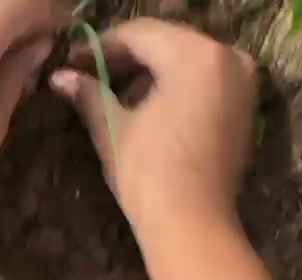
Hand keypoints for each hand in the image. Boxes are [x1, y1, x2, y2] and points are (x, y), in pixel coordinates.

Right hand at [49, 19, 256, 243]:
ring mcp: (242, 82)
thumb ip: (89, 96)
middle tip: (92, 77)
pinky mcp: (244, 108)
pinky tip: (149, 114)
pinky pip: (205, 84)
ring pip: (187, 63)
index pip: (141, 33)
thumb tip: (58, 77)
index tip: (74, 62)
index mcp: (194, 54)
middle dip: (128, 60)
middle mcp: (227, 56)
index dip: (102, 45)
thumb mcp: (113, 131)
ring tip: (118, 101)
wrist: (191, 224)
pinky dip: (176, 90)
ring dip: (152, 75)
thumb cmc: (148, 175)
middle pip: (168, 44)